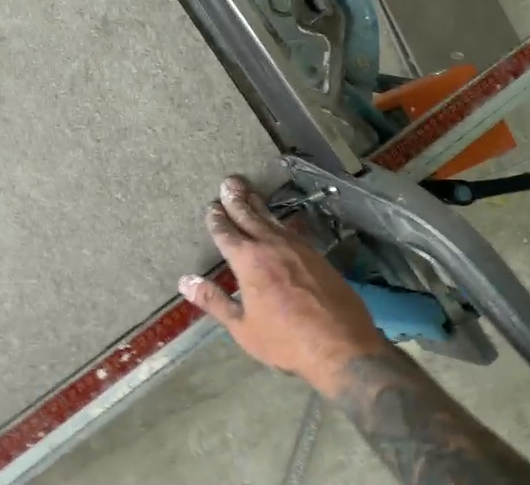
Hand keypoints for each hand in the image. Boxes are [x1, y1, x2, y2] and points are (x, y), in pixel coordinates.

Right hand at [178, 176, 385, 391]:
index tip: (211, 206)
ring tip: (250, 192)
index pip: (225, 231)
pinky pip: (293, 231)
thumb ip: (214, 301)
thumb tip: (184, 281)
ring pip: (272, 220)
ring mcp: (297, 249)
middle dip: (236, 199)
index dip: (216, 218)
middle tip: (229, 181)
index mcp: (247, 260)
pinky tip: (281, 222)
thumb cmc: (287, 341)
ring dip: (258, 205)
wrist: (344, 349)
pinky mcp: (318, 257)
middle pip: (248, 215)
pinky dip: (280, 222)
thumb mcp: (243, 327)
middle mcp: (270, 246)